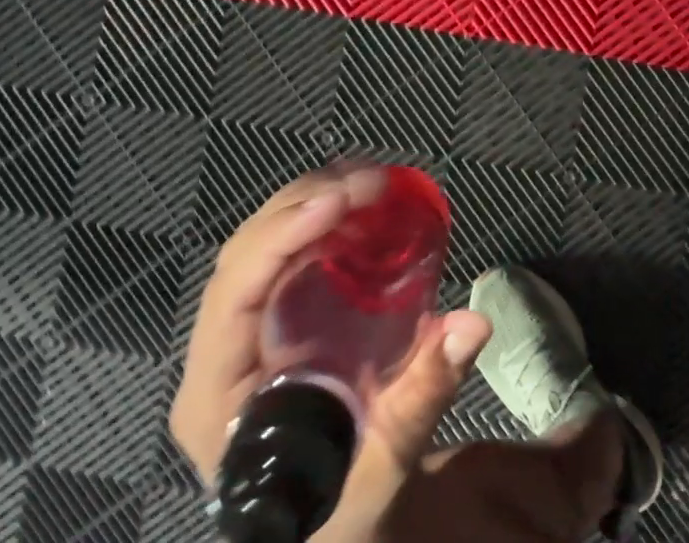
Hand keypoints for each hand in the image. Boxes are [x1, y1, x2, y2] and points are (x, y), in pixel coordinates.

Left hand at [169, 164, 491, 492]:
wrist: (329, 527)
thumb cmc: (341, 507)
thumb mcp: (383, 464)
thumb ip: (423, 397)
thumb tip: (473, 322)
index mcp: (217, 397)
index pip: (232, 296)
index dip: (280, 239)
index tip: (339, 201)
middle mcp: (214, 359)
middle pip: (242, 260)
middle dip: (302, 207)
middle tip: (371, 181)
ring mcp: (238, 340)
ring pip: (257, 251)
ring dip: (308, 205)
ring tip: (368, 183)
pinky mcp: (267, 329)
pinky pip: (280, 263)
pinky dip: (316, 225)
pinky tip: (357, 209)